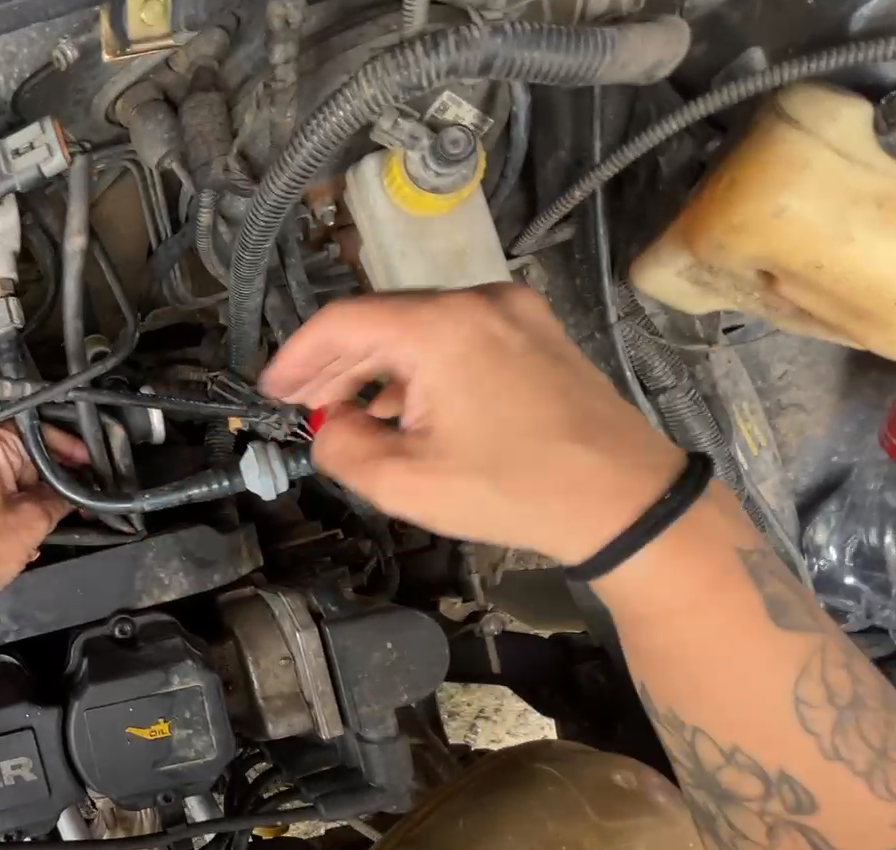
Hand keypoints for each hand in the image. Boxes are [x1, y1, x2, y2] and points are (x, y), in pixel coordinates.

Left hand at [0, 425, 89, 588]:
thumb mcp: (34, 521)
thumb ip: (58, 498)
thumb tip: (68, 494)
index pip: (32, 433)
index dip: (63, 449)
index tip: (79, 463)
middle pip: (8, 456)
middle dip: (36, 478)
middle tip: (58, 500)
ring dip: (10, 495)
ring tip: (26, 524)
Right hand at [259, 285, 685, 564]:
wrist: (625, 500)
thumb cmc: (510, 490)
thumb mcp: (402, 482)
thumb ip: (340, 449)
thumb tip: (329, 428)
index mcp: (440, 329)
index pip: (341, 322)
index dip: (295, 357)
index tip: (270, 391)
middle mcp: (476, 302)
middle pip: (376, 321)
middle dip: (329, 365)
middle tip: (296, 404)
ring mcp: (510, 312)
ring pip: (412, 328)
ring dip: (368, 367)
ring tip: (337, 408)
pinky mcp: (530, 331)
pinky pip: (449, 337)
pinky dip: (410, 367)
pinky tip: (394, 405)